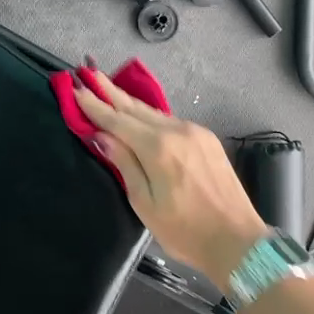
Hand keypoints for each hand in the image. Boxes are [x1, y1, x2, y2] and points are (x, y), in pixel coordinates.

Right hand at [75, 70, 267, 285]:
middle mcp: (177, 131)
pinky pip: (170, 121)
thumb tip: (102, 136)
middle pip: (136, 108)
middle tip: (88, 72)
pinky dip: (150, 115)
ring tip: (108, 87)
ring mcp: (195, 132)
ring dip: (129, 101)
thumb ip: (124, 165)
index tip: (76, 88)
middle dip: (110, 91)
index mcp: (158, 148)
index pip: (118, 120)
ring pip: (154, 113)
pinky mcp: (207, 139)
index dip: (95, 105)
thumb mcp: (145, 204)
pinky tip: (140, 113)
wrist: (237, 241)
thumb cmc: (185, 231)